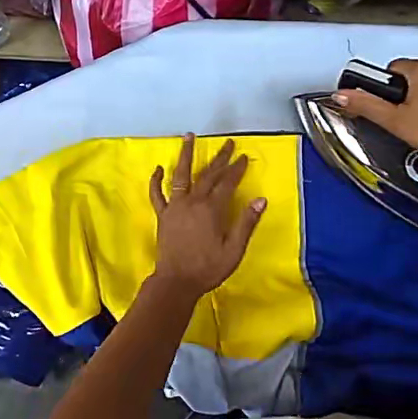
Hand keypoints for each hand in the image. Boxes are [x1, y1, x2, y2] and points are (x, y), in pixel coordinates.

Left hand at [149, 135, 265, 300]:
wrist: (176, 282)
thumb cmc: (208, 268)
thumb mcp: (234, 250)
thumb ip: (246, 223)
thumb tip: (260, 199)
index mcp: (211, 210)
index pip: (227, 183)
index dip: (236, 169)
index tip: (244, 157)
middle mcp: (192, 202)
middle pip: (208, 175)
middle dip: (219, 158)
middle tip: (228, 143)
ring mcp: (175, 206)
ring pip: (181, 175)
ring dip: (186, 155)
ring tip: (189, 136)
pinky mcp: (162, 215)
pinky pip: (157, 194)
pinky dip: (156, 180)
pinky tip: (159, 167)